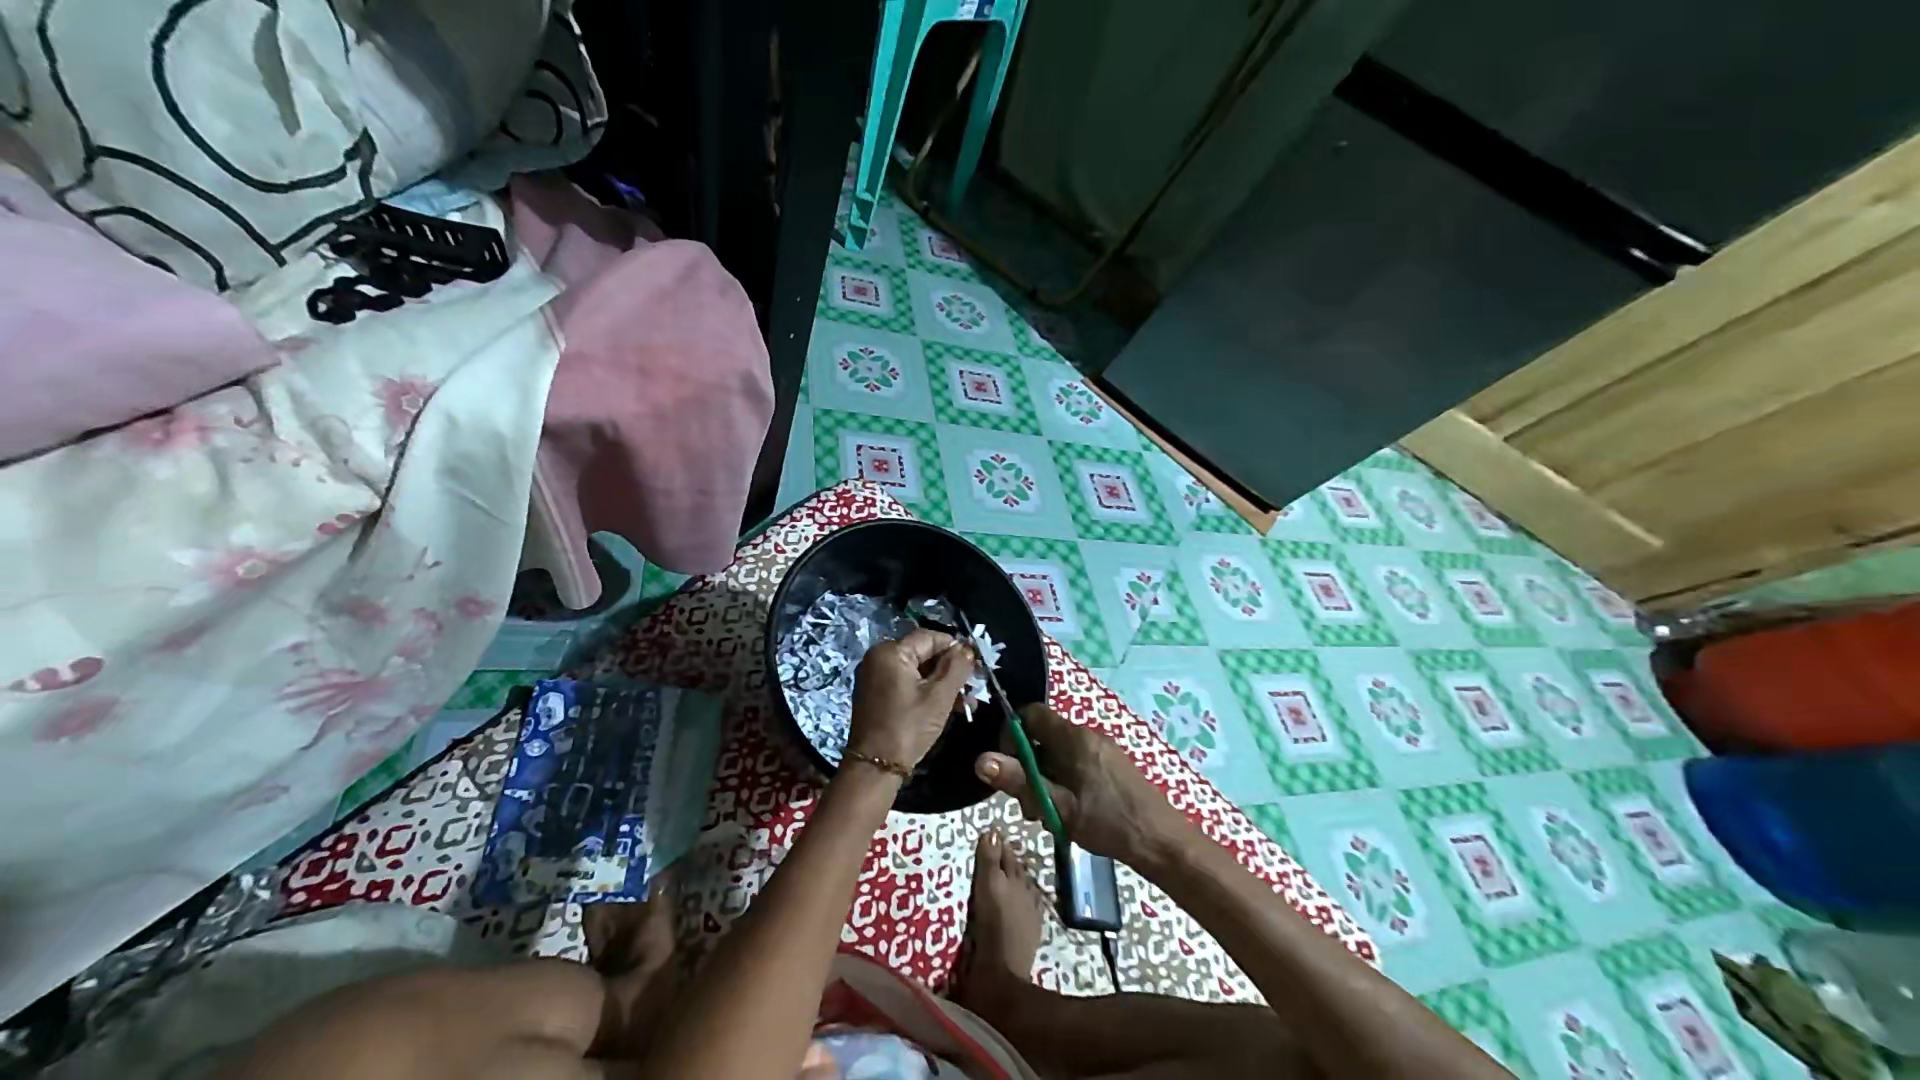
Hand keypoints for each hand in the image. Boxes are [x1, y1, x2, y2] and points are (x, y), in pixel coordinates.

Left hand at [846, 629, 974, 769]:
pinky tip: (946, 706)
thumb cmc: (908, 727)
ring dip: (941, 683)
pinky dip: (924, 690)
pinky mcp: (874, 693)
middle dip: (949, 669)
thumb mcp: (939, 696)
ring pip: (915, 670)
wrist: (875, 767)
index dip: (955, 648)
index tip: (976, 665)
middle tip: (973, 687)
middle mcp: (878, 657)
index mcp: (890, 652)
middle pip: (922, 653)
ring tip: (966, 703)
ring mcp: (874, 676)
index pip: (929, 637)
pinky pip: (905, 682)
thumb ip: (956, 667)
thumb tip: (967, 648)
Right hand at [974, 704, 1196, 868]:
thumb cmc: (1108, 823)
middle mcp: (1087, 735)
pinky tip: (1068, 814)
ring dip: (1045, 779)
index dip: (1011, 736)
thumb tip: (982, 761)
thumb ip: (1020, 782)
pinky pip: (1075, 763)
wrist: (1162, 842)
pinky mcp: (1111, 765)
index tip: (1007, 767)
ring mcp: (1102, 750)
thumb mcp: (1057, 806)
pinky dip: (1063, 782)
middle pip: (1042, 737)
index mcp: (1073, 738)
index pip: (1030, 714)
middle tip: (1029, 804)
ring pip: (1058, 754)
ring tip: (1048, 815)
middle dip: (1027, 766)